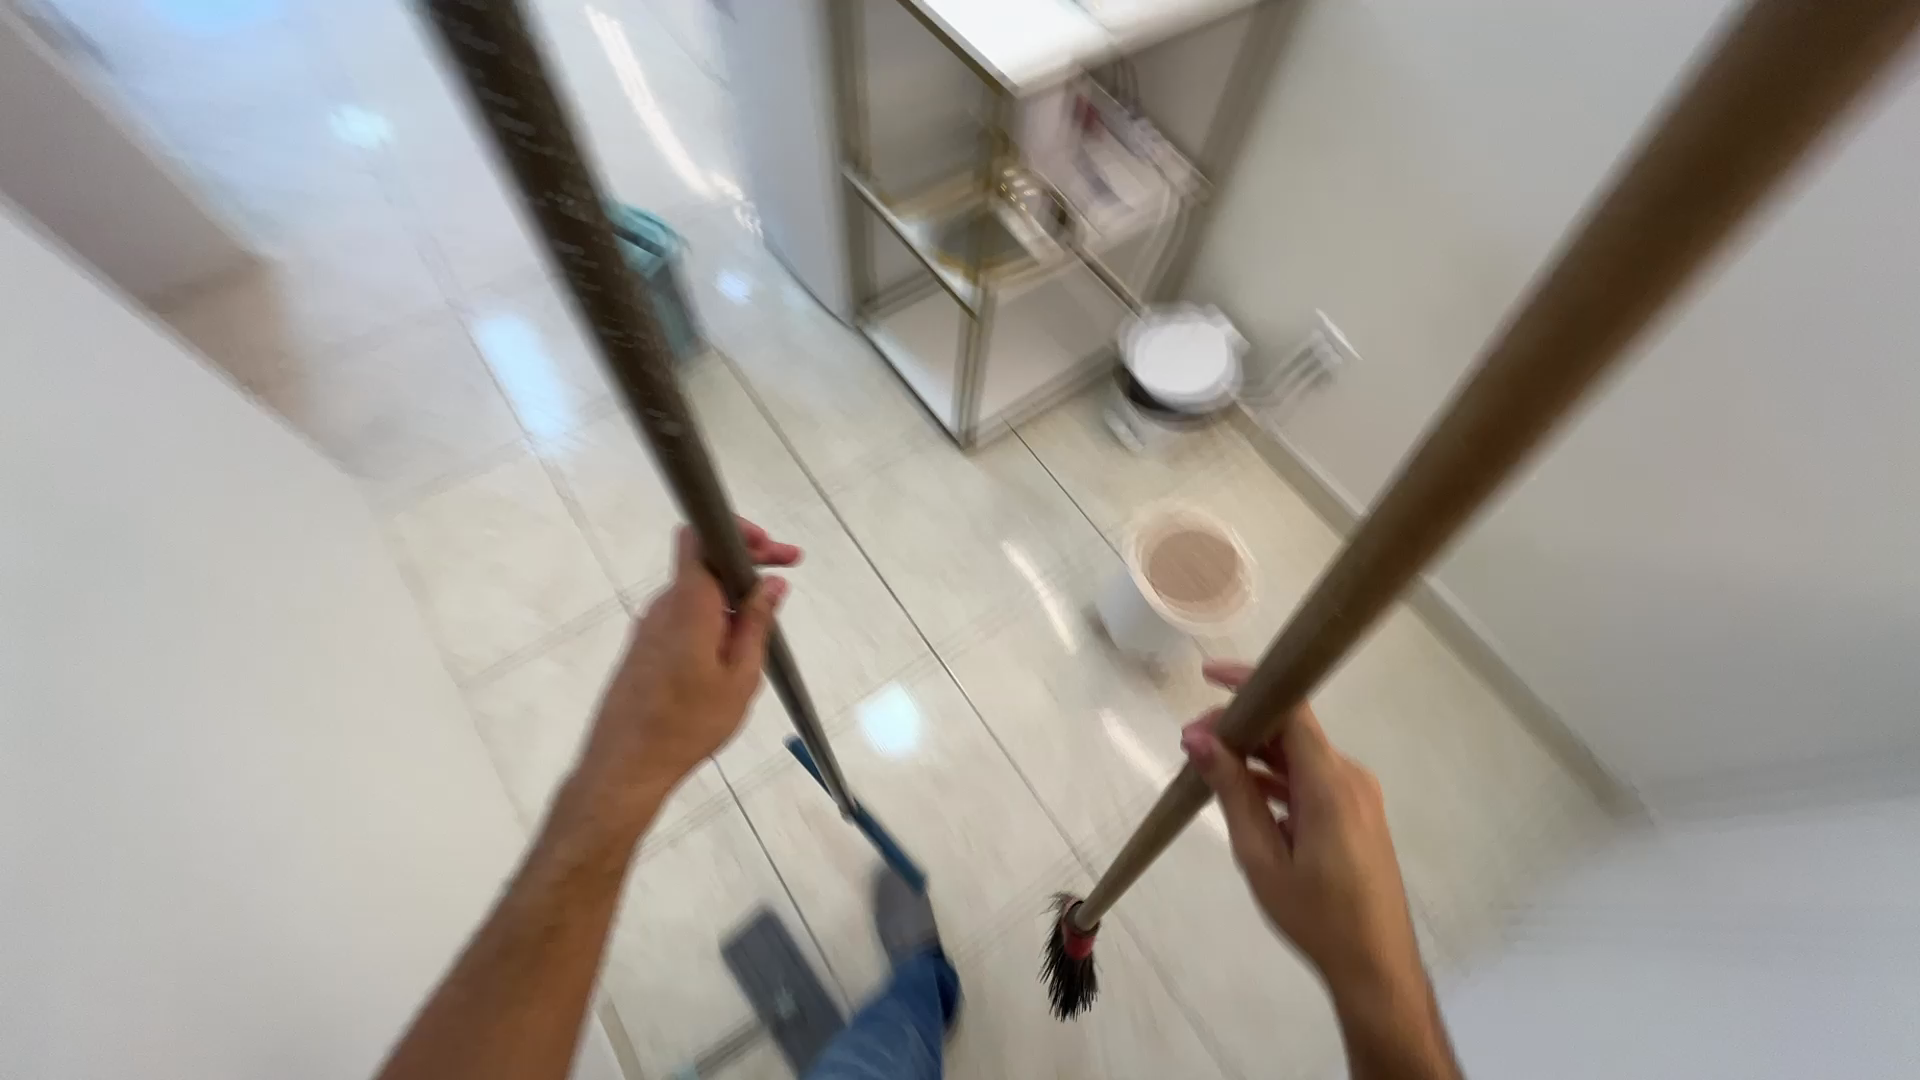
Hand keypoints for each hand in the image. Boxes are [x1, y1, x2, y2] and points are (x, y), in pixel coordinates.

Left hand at [570, 519, 799, 822]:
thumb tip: (772, 584)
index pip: (701, 537)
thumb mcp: (740, 677)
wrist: (625, 766)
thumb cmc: (689, 724)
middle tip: (788, 577)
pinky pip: (685, 613)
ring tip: (765, 625)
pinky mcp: (644, 645)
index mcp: (689, 605)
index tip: (773, 550)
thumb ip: (757, 624)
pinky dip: (714, 615)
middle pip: (705, 561)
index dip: (738, 531)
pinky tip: (733, 648)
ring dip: (733, 594)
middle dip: (749, 563)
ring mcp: (650, 625)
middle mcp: (664, 605)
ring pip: (697, 590)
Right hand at [1179, 661, 1424, 1004]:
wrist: (1377, 970)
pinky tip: (1241, 792)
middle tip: (1191, 743)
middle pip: (1289, 729)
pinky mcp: (1354, 811)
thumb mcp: (1261, 856)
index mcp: (1330, 784)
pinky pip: (1308, 776)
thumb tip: (1198, 738)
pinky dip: (1273, 776)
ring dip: (1253, 754)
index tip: (1208, 675)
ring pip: (1296, 753)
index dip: (1250, 683)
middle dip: (1238, 726)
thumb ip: (1232, 791)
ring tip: (1206, 767)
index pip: (1292, 708)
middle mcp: (1349, 777)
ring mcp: (1355, 794)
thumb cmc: (1316, 916)